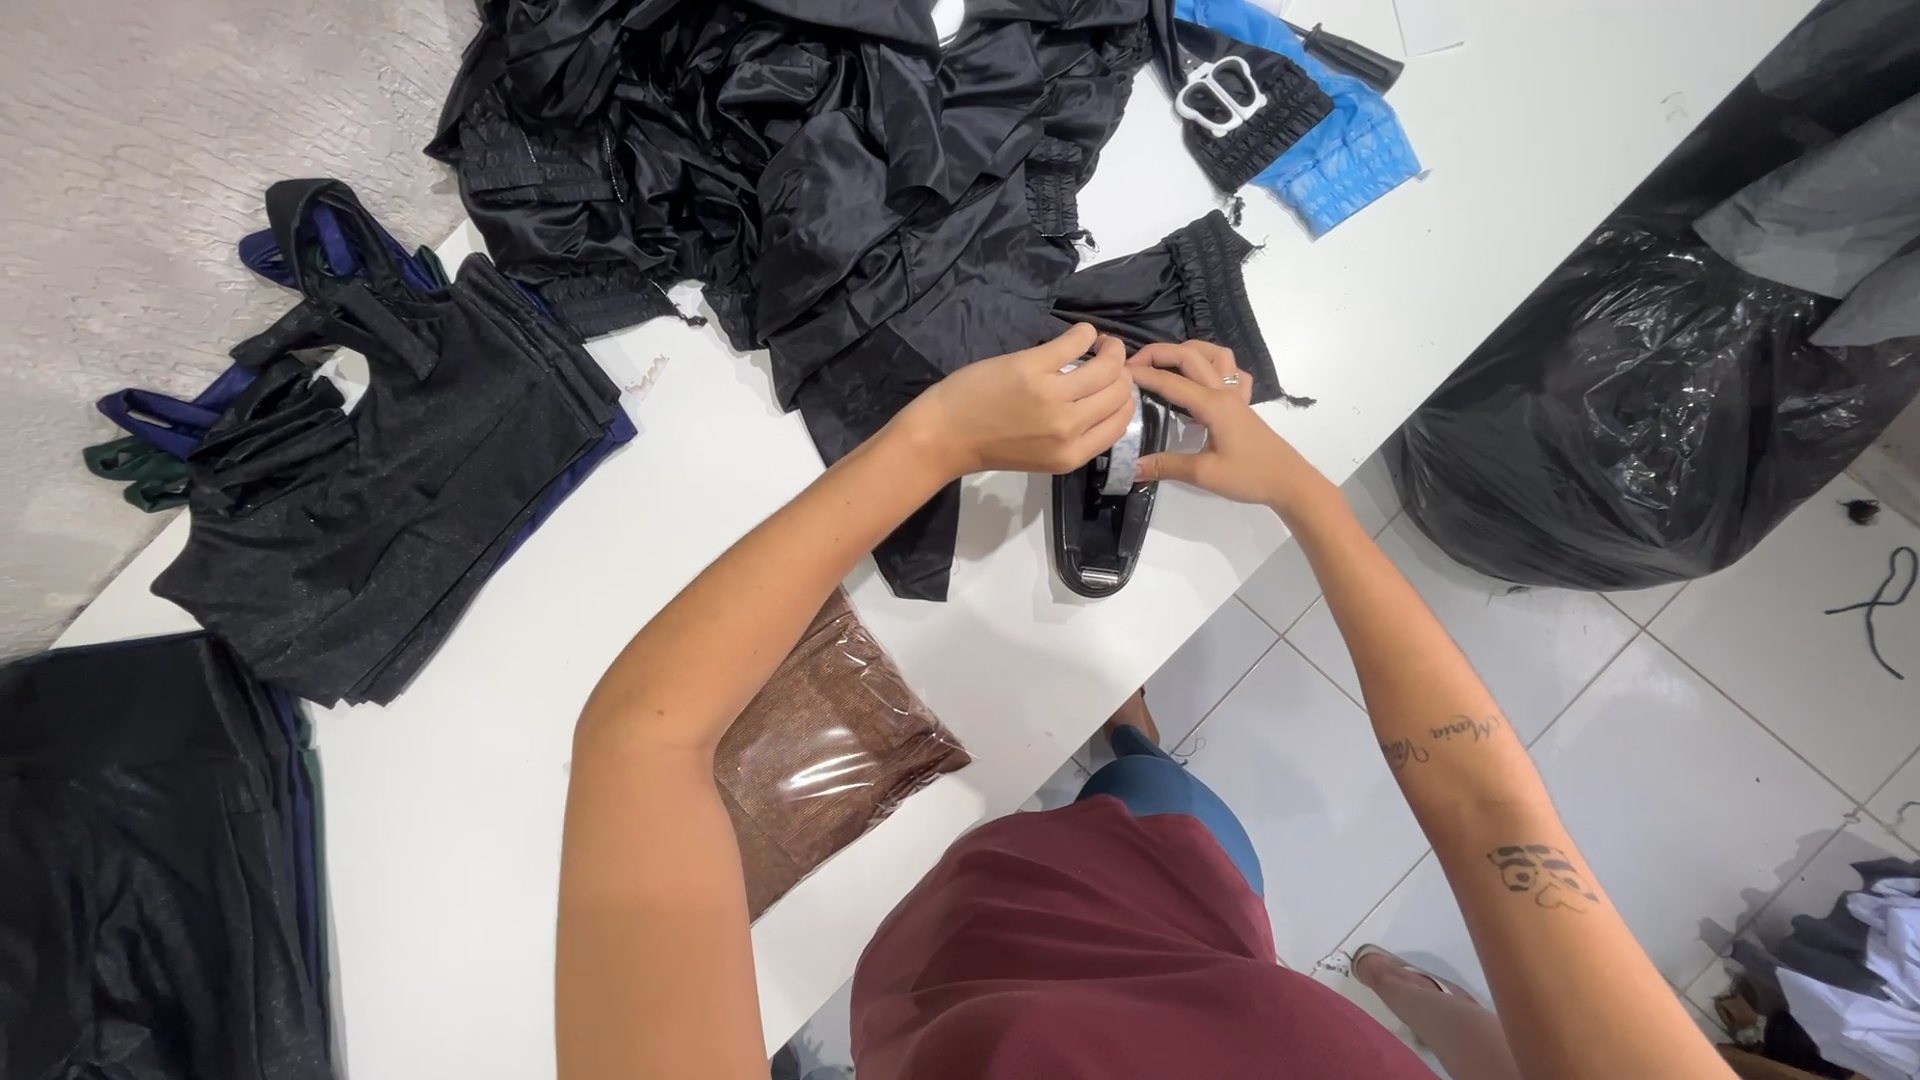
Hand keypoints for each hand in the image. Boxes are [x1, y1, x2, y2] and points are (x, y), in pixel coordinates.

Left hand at [894, 323, 1136, 479]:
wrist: (946, 436)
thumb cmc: (991, 445)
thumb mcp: (1044, 456)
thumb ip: (1076, 436)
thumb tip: (1105, 401)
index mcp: (1073, 454)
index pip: (1122, 420)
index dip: (1123, 397)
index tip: (1114, 384)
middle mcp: (1068, 428)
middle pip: (1119, 391)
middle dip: (1120, 371)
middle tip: (1108, 360)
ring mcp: (1052, 396)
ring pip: (1106, 365)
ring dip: (1111, 348)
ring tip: (1101, 342)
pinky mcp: (1032, 368)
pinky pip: (1075, 342)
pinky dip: (1084, 333)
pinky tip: (1080, 333)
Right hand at [1128, 340, 1334, 515]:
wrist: (1290, 482)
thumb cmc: (1250, 476)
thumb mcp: (1204, 474)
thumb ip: (1166, 467)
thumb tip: (1132, 468)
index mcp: (1212, 405)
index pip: (1170, 382)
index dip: (1141, 375)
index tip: (1116, 375)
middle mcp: (1224, 392)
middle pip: (1190, 356)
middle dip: (1158, 353)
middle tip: (1132, 365)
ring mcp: (1236, 396)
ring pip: (1214, 355)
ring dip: (1187, 351)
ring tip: (1165, 363)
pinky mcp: (1243, 405)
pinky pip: (1231, 372)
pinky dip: (1214, 366)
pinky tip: (1202, 380)